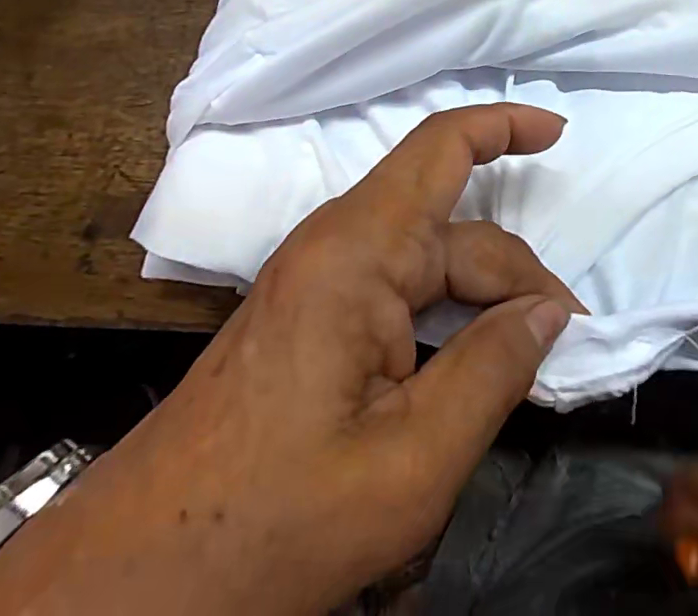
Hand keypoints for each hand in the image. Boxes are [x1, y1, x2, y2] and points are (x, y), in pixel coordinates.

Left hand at [0, 104, 586, 615]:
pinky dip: (453, 314)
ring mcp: (321, 283)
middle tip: (568, 341)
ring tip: (532, 353)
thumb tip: (549, 313)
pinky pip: (404, 293)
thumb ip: (492, 372)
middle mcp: (336, 250)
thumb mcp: (410, 463)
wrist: (129, 583)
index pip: (443, 153)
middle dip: (519, 276)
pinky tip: (476, 357)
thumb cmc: (270, 524)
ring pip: (432, 265)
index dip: (505, 128)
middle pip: (455, 231)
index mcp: (356, 256)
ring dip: (487, 299)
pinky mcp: (314, 318)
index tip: (559, 133)